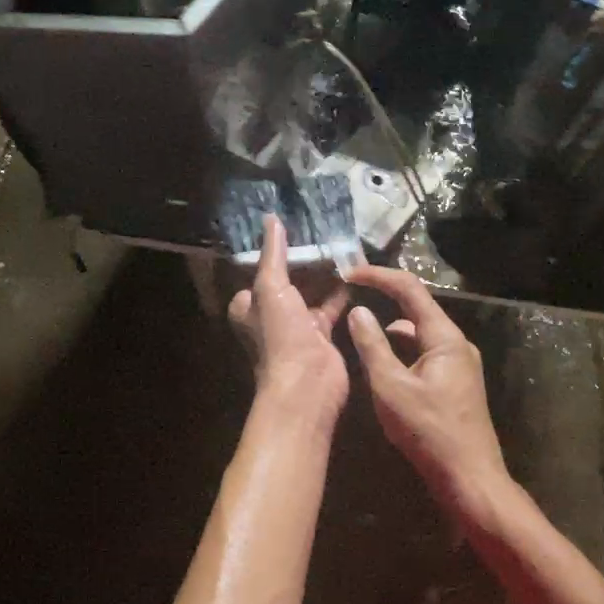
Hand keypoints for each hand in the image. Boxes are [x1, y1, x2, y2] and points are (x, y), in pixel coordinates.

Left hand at [228, 216, 349, 419]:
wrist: (307, 386)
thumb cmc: (279, 335)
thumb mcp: (270, 287)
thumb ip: (273, 253)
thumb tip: (270, 218)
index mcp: (248, 305)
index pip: (260, 270)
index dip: (276, 250)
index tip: (295, 226)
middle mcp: (270, 314)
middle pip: (288, 279)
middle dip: (305, 260)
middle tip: (324, 231)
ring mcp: (296, 325)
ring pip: (310, 291)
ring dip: (324, 273)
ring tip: (342, 245)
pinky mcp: (321, 334)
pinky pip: (330, 305)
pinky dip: (341, 291)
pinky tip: (355, 270)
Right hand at [345, 266, 509, 515]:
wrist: (470, 481)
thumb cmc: (429, 432)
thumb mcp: (390, 386)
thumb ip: (372, 345)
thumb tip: (358, 311)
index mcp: (444, 337)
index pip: (409, 289)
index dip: (377, 276)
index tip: (348, 273)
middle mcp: (456, 344)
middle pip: (415, 309)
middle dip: (382, 300)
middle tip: (349, 298)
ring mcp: (458, 365)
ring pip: (417, 335)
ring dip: (389, 332)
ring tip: (357, 337)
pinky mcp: (455, 384)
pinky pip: (422, 355)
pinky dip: (400, 354)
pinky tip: (381, 370)